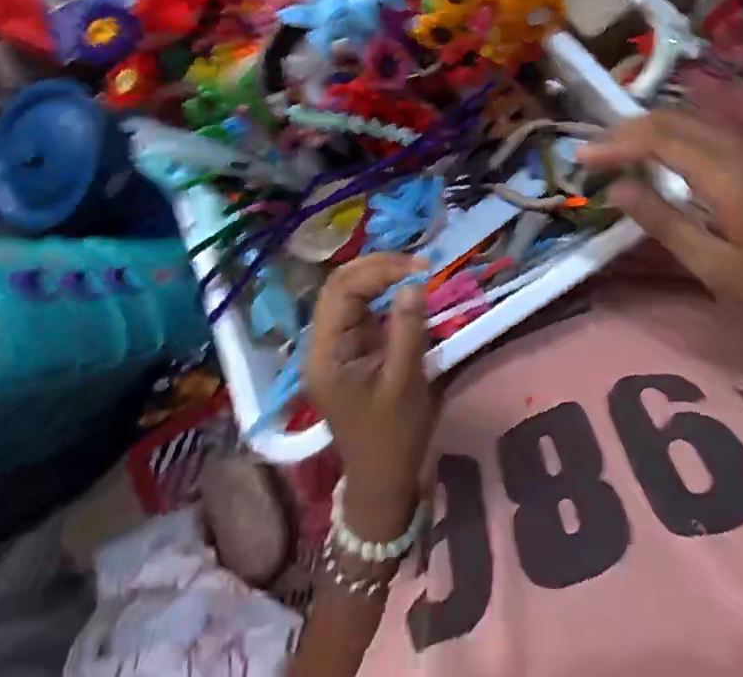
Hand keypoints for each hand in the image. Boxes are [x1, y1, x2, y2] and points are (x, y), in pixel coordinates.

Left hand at [302, 253, 435, 540]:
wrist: (383, 479)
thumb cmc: (393, 436)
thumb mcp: (406, 382)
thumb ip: (407, 329)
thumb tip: (414, 283)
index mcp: (325, 354)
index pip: (341, 291)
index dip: (378, 270)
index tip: (420, 268)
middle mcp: (322, 344)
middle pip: (340, 286)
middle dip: (378, 267)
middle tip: (420, 264)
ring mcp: (336, 346)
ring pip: (350, 294)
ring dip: (381, 276)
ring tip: (417, 270)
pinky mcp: (352, 350)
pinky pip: (364, 310)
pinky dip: (385, 294)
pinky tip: (407, 289)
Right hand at [578, 111, 742, 342]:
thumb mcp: (711, 264)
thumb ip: (662, 222)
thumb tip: (616, 188)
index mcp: (728, 175)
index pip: (660, 139)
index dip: (617, 143)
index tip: (581, 155)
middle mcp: (739, 147)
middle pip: (671, 119)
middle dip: (626, 130)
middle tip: (591, 152)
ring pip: (686, 119)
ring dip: (645, 129)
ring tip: (612, 151)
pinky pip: (701, 130)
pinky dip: (668, 135)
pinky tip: (652, 154)